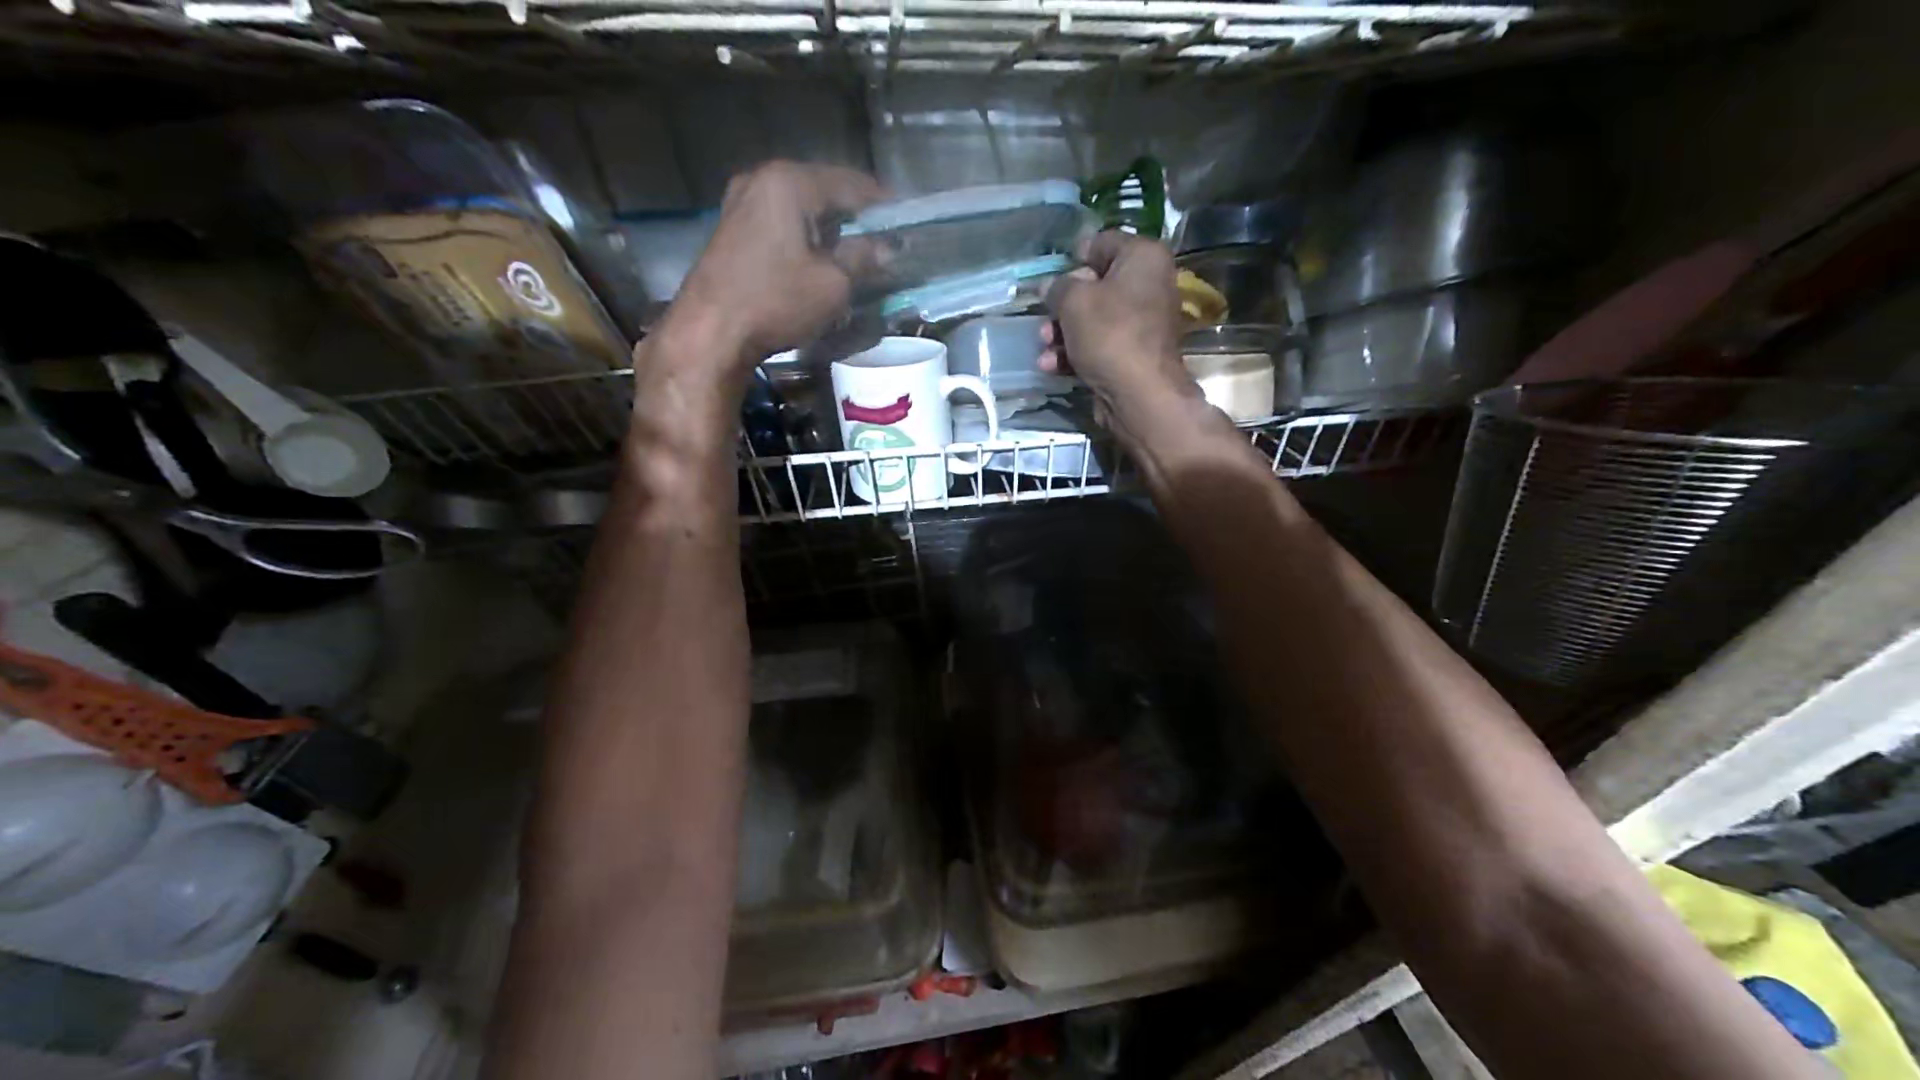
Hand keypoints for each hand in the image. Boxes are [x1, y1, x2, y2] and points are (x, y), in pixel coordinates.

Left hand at [662, 161, 883, 369]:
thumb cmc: (776, 301)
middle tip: (884, 237)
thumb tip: (887, 247)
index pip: (852, 183)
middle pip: (823, 189)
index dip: (883, 204)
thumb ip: (863, 258)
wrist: (711, 332)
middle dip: (856, 213)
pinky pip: (781, 219)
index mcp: (790, 182)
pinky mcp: (732, 227)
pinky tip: (820, 255)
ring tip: (856, 249)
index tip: (907, 222)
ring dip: (830, 224)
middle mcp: (763, 179)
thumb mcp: (833, 284)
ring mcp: (742, 201)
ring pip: (801, 205)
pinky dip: (804, 233)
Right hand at [1040, 231, 1196, 419]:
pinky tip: (1051, 365)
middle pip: (1095, 285)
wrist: (1139, 394)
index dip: (1073, 256)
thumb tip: (1049, 286)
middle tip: (1044, 318)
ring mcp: (1142, 322)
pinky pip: (1098, 344)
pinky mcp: (1131, 354)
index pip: (1102, 243)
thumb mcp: (1073, 301)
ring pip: (1092, 319)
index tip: (1052, 275)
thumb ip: (1057, 287)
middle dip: (1063, 304)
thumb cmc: (1110, 333)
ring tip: (1044, 346)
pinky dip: (1074, 353)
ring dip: (1062, 332)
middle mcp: (1148, 285)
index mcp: (1144, 258)